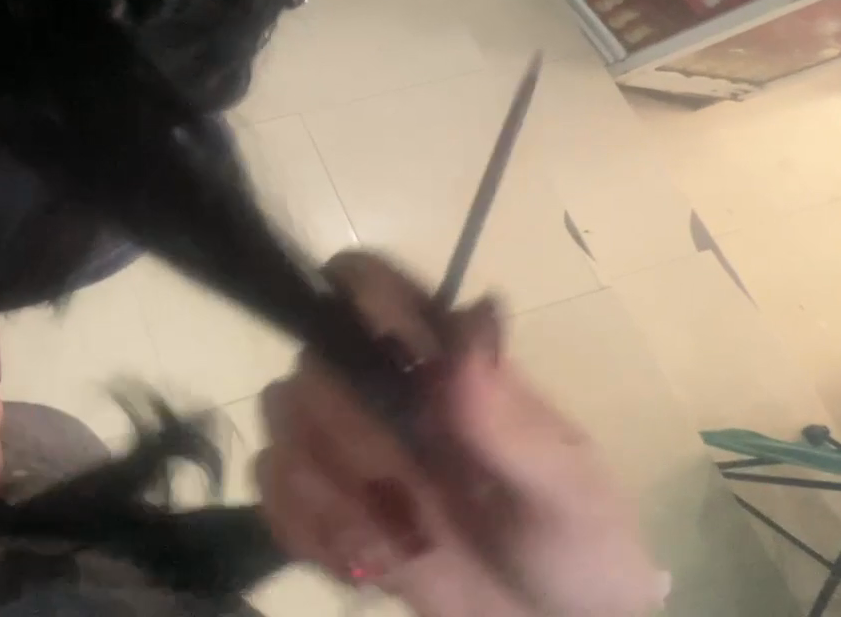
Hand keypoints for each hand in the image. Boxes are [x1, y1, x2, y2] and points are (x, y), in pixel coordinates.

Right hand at [255, 252, 667, 616]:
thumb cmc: (572, 551)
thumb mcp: (570, 499)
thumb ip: (513, 426)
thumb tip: (475, 322)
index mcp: (430, 358)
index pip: (366, 281)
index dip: (355, 291)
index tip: (385, 349)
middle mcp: (367, 381)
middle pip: (311, 357)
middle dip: (355, 435)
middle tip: (411, 493)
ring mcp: (325, 433)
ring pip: (281, 416)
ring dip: (337, 490)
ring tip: (399, 544)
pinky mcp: (300, 489)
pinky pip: (269, 483)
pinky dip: (314, 528)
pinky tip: (366, 559)